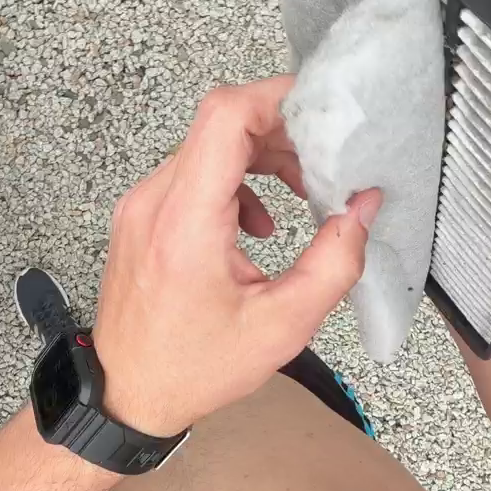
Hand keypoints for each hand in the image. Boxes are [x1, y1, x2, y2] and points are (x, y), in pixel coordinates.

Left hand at [92, 76, 381, 436]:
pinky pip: (189, 174)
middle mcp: (154, 202)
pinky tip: (256, 223)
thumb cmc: (194, 368)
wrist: (127, 393)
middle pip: (220, 125)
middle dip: (281, 133)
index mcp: (186, 222)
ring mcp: (140, 207)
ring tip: (299, 190)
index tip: (320, 110)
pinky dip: (231, 182)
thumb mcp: (283, 325)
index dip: (277, 97)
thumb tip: (363, 206)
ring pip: (206, 146)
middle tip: (323, 163)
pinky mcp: (139, 218)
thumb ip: (335, 260)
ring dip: (259, 157)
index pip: (225, 115)